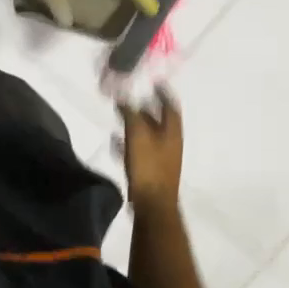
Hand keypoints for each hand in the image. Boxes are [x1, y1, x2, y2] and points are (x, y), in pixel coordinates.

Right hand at [119, 87, 183, 214]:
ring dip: (136, 125)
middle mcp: (171, 143)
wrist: (153, 205)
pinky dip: (130, 142)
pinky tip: (116, 142)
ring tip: (120, 117)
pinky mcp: (152, 171)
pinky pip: (141, 150)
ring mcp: (163, 158)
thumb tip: (123, 96)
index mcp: (172, 132)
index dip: (162, 92)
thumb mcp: (137, 135)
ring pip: (150, 135)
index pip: (170, 105)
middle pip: (160, 120)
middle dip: (145, 108)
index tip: (154, 82)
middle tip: (130, 98)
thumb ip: (131, 114)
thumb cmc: (148, 167)